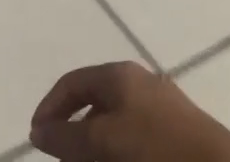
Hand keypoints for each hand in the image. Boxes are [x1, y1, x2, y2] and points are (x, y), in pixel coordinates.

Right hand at [31, 62, 229, 161]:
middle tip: (66, 160)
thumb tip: (38, 133)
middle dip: (78, 138)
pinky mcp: (190, 142)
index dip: (49, 110)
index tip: (39, 138)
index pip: (70, 85)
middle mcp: (143, 87)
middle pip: (96, 109)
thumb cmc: (161, 151)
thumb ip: (64, 137)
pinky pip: (145, 147)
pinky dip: (126, 157)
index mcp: (120, 75)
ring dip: (101, 152)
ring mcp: (170, 115)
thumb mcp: (102, 142)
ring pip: (121, 132)